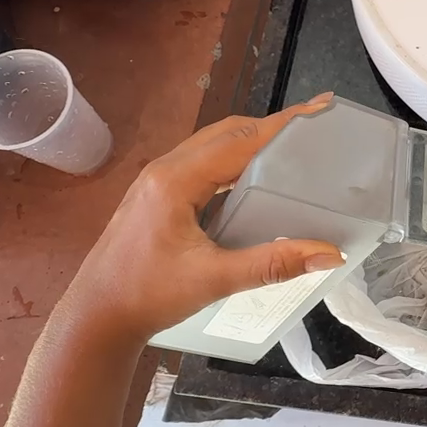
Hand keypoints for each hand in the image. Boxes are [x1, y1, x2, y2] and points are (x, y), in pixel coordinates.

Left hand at [59, 96, 345, 341]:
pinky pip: (204, 163)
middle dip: (272, 125)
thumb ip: (274, 264)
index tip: (320, 108)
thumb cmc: (149, 295)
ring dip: (253, 140)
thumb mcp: (215, 279)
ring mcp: (158, 180)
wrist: (95, 318)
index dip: (284, 124)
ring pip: (214, 145)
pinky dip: (235, 159)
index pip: (242, 140)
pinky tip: (254, 177)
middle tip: (314, 126)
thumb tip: (331, 254)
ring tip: (291, 147)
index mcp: (177, 180)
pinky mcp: (157, 195)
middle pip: (228, 132)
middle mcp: (166, 169)